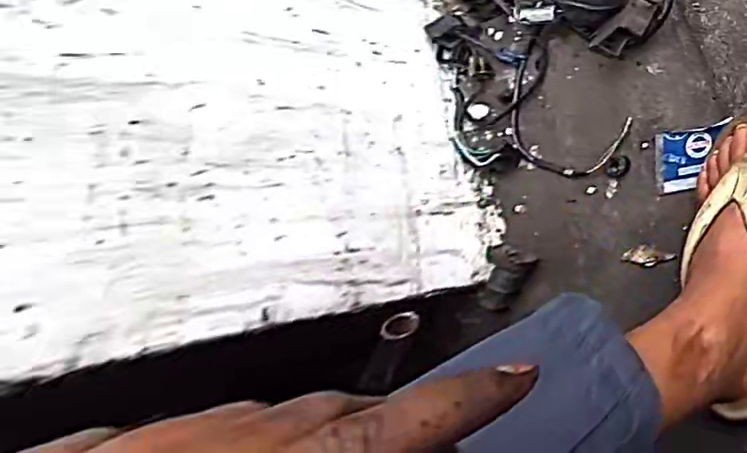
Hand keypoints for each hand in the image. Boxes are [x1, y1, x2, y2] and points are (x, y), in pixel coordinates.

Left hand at [28, 365, 537, 452]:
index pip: (404, 425)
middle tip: (406, 439)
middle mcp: (226, 444)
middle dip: (374, 425)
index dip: (474, 397)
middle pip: (335, 413)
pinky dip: (189, 451)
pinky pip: (157, 439)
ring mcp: (147, 446)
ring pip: (253, 420)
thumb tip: (417, 446)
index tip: (520, 378)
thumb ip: (357, 451)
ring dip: (285, 439)